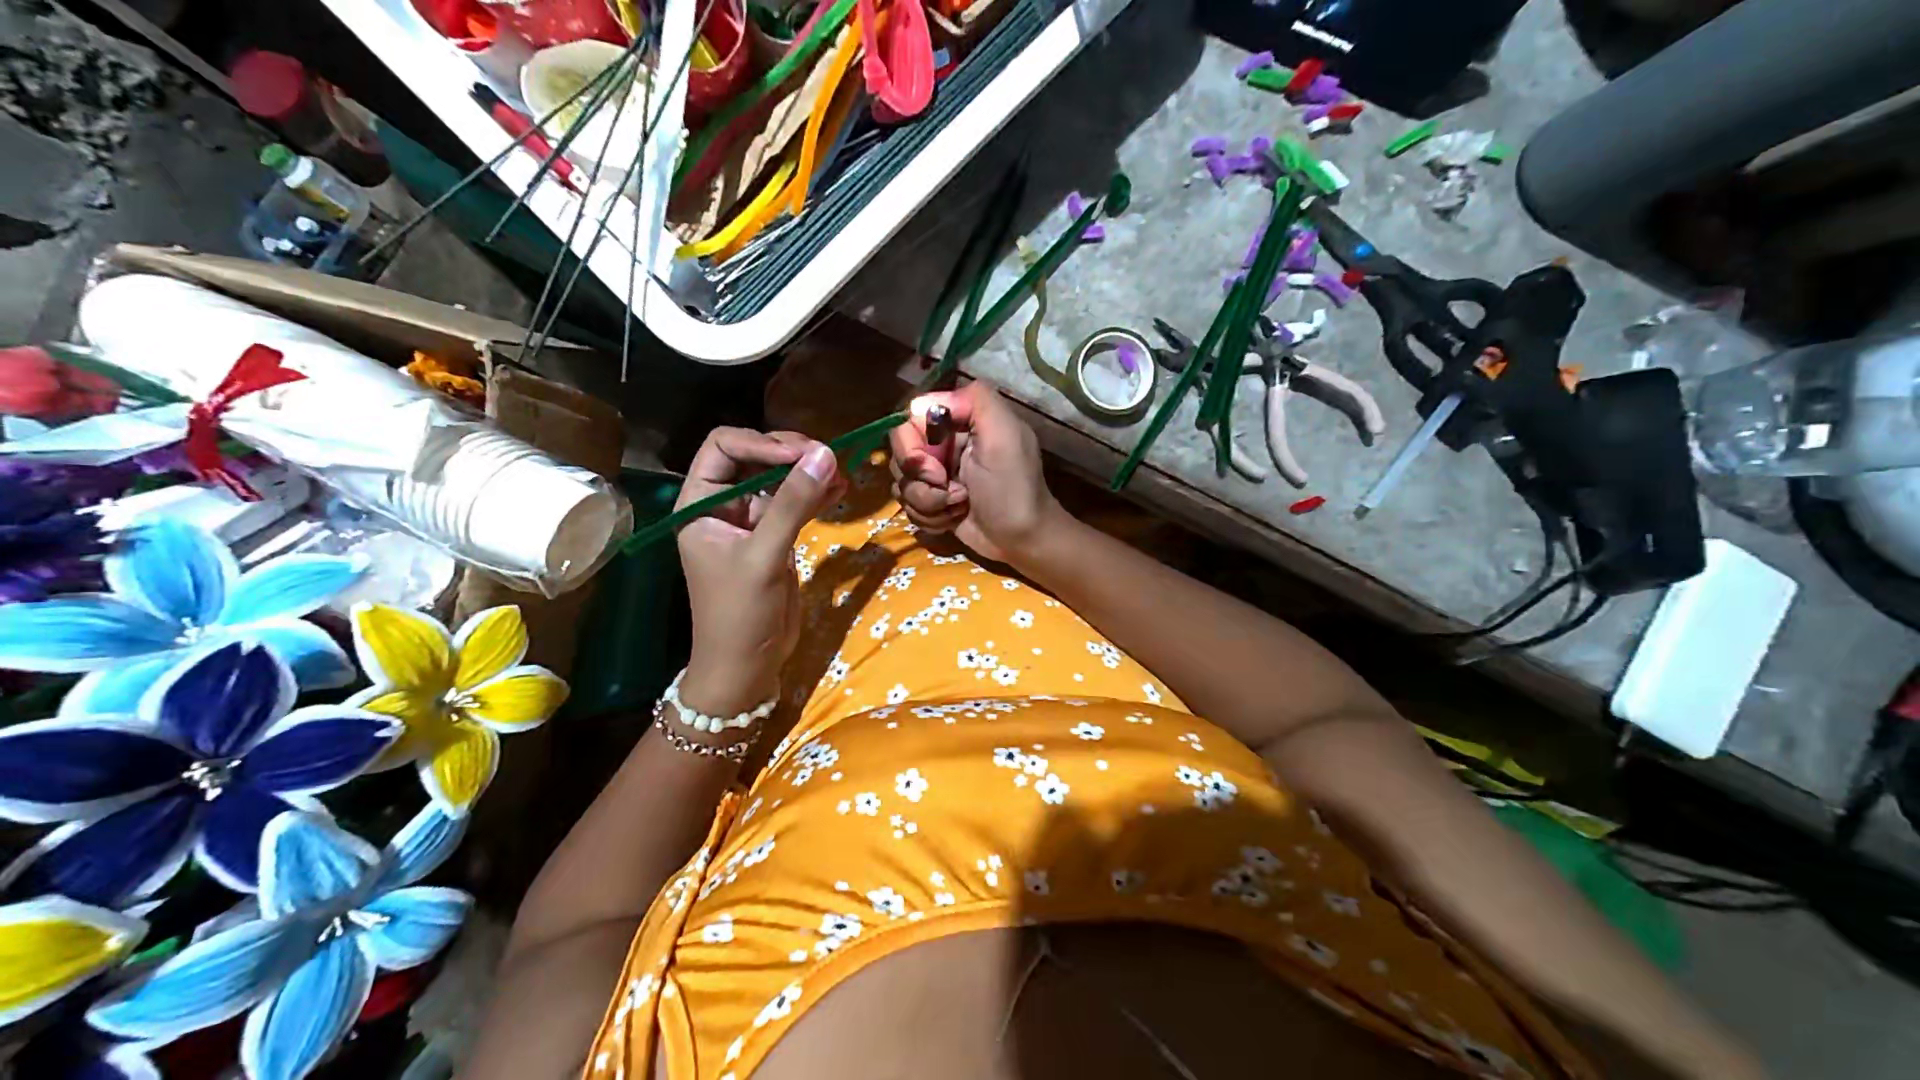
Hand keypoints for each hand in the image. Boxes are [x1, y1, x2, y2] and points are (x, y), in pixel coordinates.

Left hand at [676, 428, 843, 715]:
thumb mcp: (763, 556)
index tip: (801, 455)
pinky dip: (817, 495)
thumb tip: (825, 453)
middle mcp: (722, 505)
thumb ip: (792, 504)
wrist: (745, 668)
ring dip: (808, 472)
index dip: (761, 443)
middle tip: (828, 457)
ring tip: (841, 467)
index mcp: (699, 503)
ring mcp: (750, 522)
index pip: (724, 448)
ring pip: (779, 479)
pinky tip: (840, 487)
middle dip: (790, 453)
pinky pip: (795, 505)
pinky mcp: (774, 538)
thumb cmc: (739, 614)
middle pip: (754, 457)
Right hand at [889, 382, 1063, 565]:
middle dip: (920, 478)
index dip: (913, 445)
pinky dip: (929, 516)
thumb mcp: (1005, 434)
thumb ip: (976, 400)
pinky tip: (953, 519)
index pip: (911, 419)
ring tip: (957, 507)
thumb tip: (924, 403)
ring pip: (902, 481)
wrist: (1021, 539)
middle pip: (901, 452)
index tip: (935, 467)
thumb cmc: (1013, 487)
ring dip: (926, 501)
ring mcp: (937, 475)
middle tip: (948, 489)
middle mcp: (945, 444)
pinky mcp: (932, 501)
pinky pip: (908, 504)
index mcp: (960, 422)